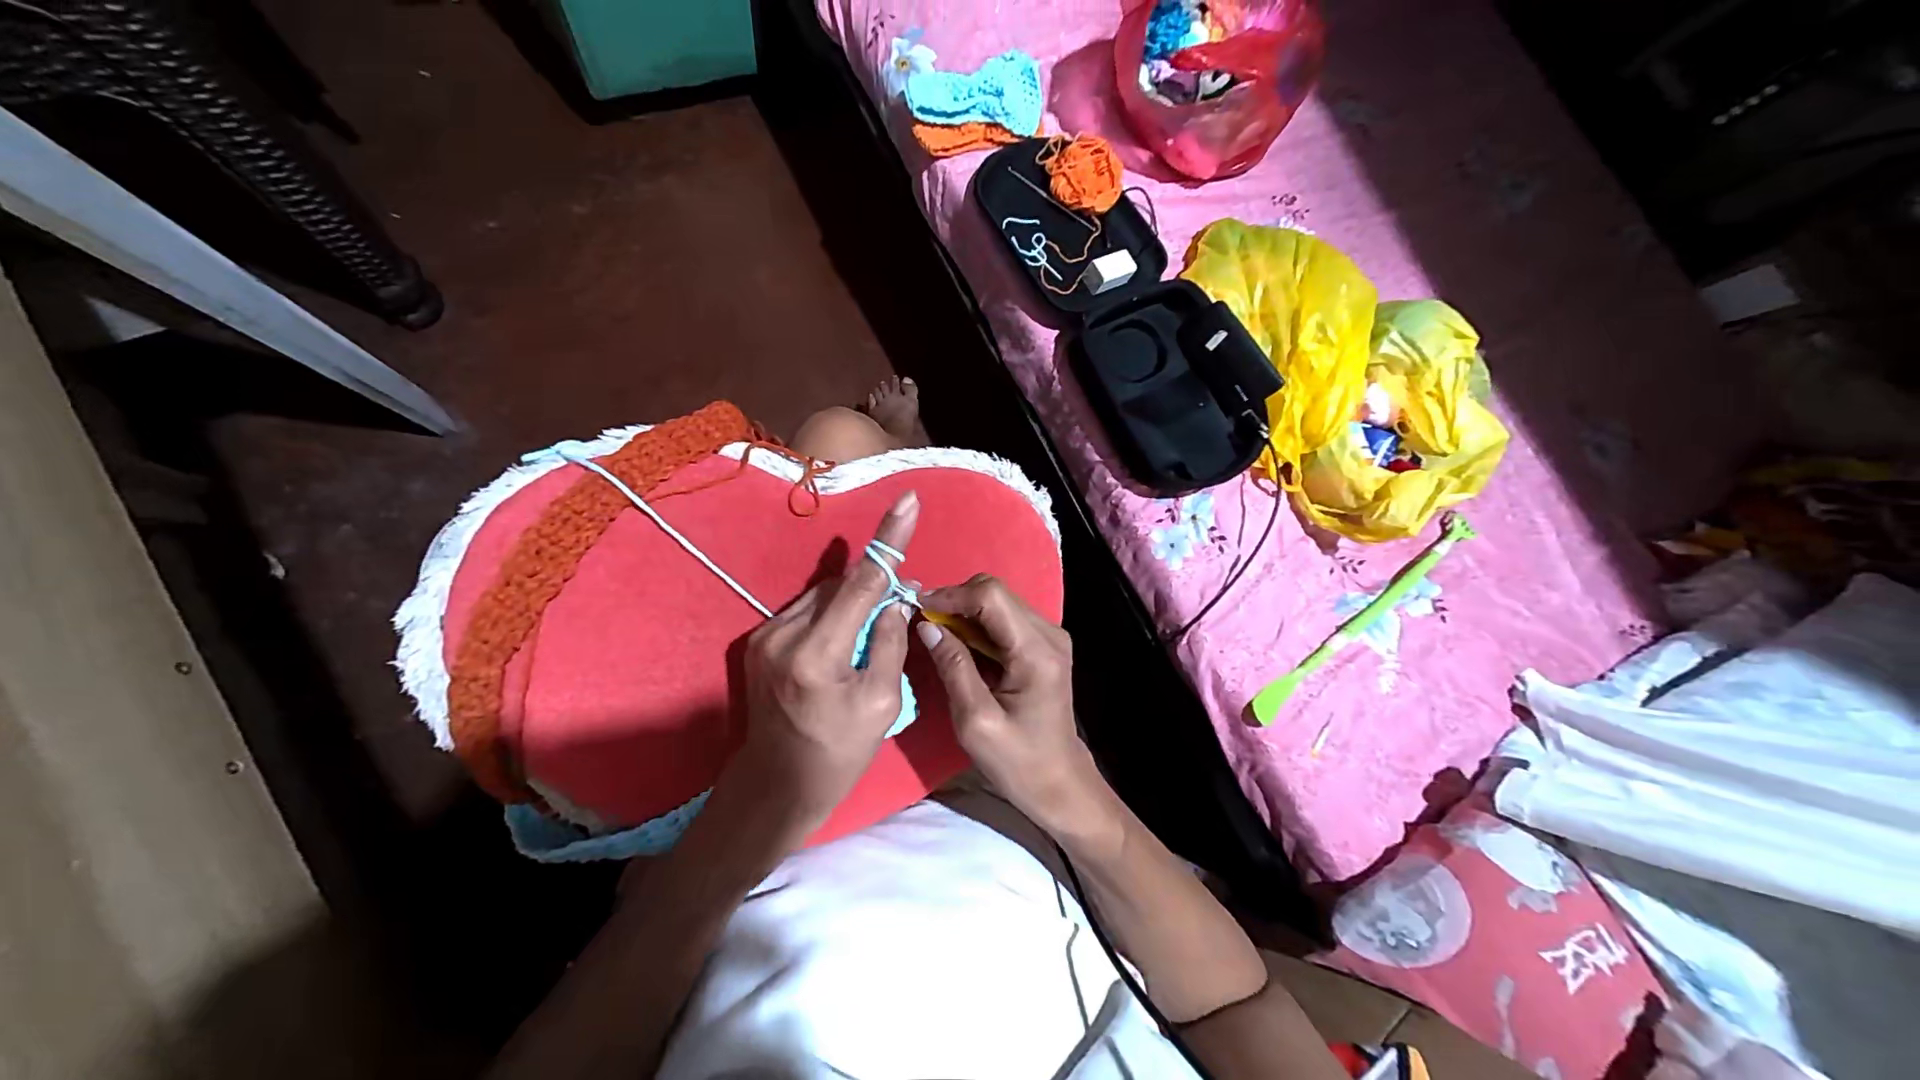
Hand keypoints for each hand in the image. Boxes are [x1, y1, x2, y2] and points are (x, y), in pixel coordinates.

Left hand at [723, 490, 919, 839]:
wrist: (774, 785)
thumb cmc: (837, 754)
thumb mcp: (881, 705)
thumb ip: (890, 643)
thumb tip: (896, 601)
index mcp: (816, 655)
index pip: (861, 584)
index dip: (888, 542)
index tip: (906, 502)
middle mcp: (783, 635)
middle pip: (841, 587)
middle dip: (872, 591)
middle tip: (897, 614)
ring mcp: (764, 636)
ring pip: (822, 596)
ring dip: (850, 605)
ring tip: (865, 643)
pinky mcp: (758, 641)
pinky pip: (806, 612)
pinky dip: (830, 618)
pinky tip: (840, 647)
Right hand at [916, 575, 1115, 842]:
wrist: (1059, 783)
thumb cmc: (1017, 761)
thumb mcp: (975, 720)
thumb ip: (953, 667)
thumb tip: (927, 624)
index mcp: (1037, 651)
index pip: (992, 596)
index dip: (951, 595)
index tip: (918, 608)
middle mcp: (1049, 634)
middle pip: (996, 592)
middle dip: (955, 601)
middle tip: (922, 622)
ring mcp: (1049, 638)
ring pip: (998, 602)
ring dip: (963, 611)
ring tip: (934, 632)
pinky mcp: (1042, 646)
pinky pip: (1003, 619)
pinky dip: (976, 624)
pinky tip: (956, 644)